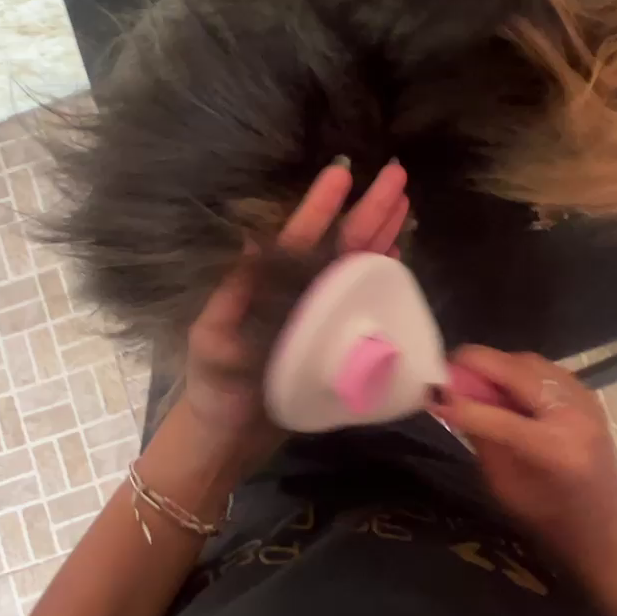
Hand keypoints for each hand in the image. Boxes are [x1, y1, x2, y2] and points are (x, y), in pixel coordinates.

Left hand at [180, 159, 410, 459]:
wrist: (228, 442)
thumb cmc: (213, 390)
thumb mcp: (211, 339)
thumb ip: (230, 293)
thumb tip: (250, 236)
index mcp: (267, 283)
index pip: (298, 237)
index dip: (320, 206)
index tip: (343, 173)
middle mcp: (297, 291)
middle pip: (337, 244)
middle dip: (367, 209)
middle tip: (397, 175)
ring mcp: (318, 315)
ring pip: (355, 265)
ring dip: (380, 233)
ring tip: (405, 202)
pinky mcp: (336, 342)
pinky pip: (363, 301)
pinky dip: (381, 274)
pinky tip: (398, 252)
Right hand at [431, 347, 616, 560]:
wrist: (603, 524)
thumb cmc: (547, 515)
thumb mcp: (503, 485)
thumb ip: (480, 437)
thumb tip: (447, 399)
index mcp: (556, 450)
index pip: (499, 417)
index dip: (460, 403)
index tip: (431, 394)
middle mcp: (575, 417)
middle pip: (517, 372)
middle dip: (476, 365)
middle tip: (446, 369)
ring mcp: (585, 400)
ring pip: (528, 362)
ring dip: (495, 365)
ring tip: (471, 377)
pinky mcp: (586, 393)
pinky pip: (541, 368)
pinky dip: (514, 370)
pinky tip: (499, 384)